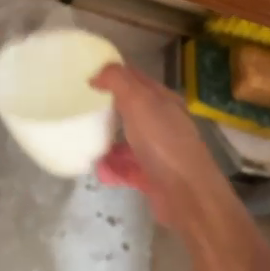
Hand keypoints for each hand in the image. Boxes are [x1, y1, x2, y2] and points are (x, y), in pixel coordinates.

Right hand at [93, 64, 227, 233]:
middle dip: (108, 110)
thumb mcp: (139, 101)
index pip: (136, 79)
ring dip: (108, 144)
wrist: (187, 195)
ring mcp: (159, 152)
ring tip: (87, 145)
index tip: (87, 76)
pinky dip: (113, 169)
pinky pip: (127, 169)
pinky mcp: (153, 177)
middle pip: (131, 111)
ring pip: (128, 142)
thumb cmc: (163, 142)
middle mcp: (164, 123)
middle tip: (82, 110)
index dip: (113, 75)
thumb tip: (96, 75)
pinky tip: (100, 171)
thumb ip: (117, 81)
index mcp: (164, 100)